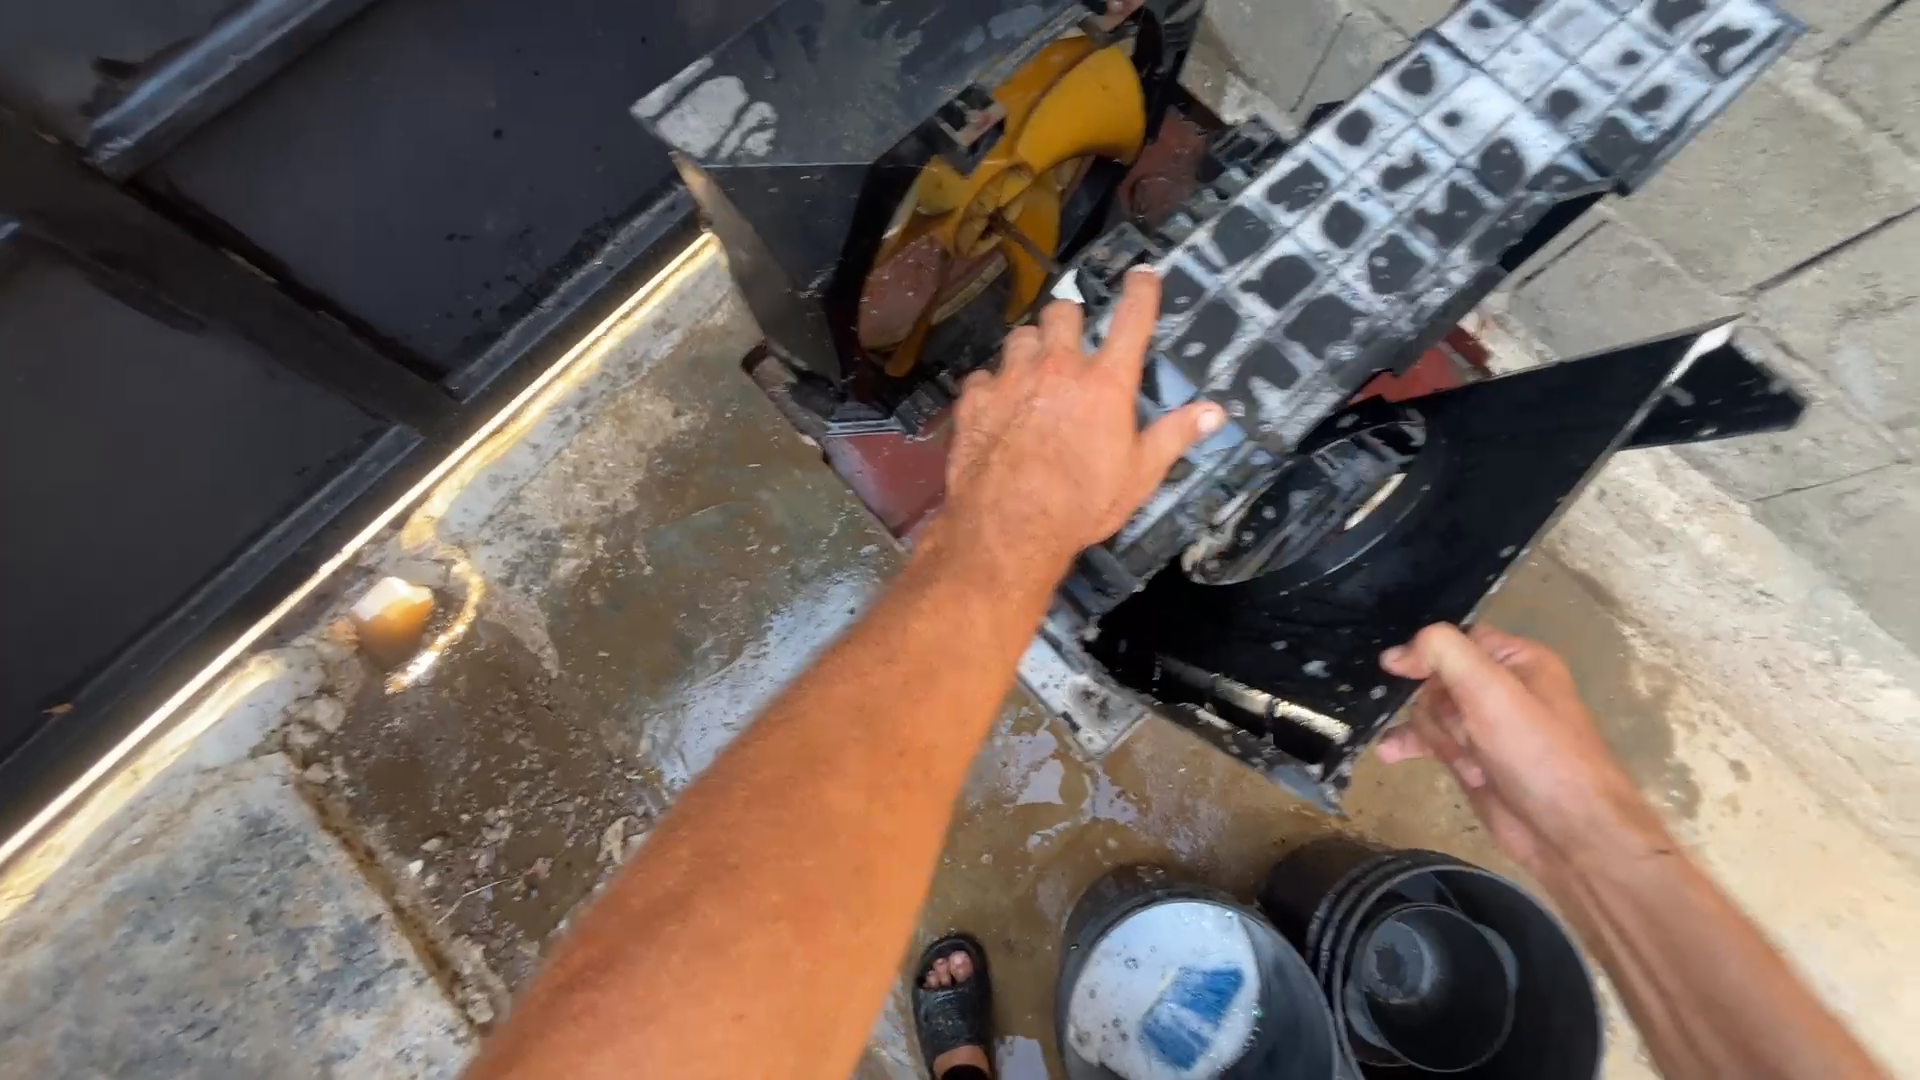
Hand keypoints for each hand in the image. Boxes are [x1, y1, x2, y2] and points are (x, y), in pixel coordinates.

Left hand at [935, 267, 1225, 584]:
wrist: (1008, 525)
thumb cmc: (1082, 503)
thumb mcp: (1138, 476)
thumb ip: (1174, 436)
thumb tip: (1214, 412)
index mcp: (1105, 382)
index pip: (1131, 319)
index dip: (1141, 291)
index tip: (1142, 275)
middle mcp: (1057, 367)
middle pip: (1063, 313)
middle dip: (1069, 319)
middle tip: (1072, 339)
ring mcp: (1011, 379)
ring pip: (1020, 337)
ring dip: (1030, 347)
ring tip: (1033, 370)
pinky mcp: (975, 400)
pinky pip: (983, 376)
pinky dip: (992, 386)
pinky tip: (996, 405)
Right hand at [1377, 623, 1671, 875]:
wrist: (1572, 837)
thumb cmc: (1539, 756)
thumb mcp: (1491, 691)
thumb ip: (1442, 652)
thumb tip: (1393, 655)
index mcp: (1518, 662)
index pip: (1454, 639)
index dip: (1427, 655)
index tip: (1409, 676)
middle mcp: (1501, 688)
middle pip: (1434, 677)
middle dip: (1436, 708)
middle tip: (1462, 734)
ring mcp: (1484, 725)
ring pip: (1426, 709)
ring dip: (1429, 734)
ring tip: (1457, 761)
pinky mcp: (1470, 757)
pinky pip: (1424, 739)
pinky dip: (1408, 745)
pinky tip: (1392, 754)